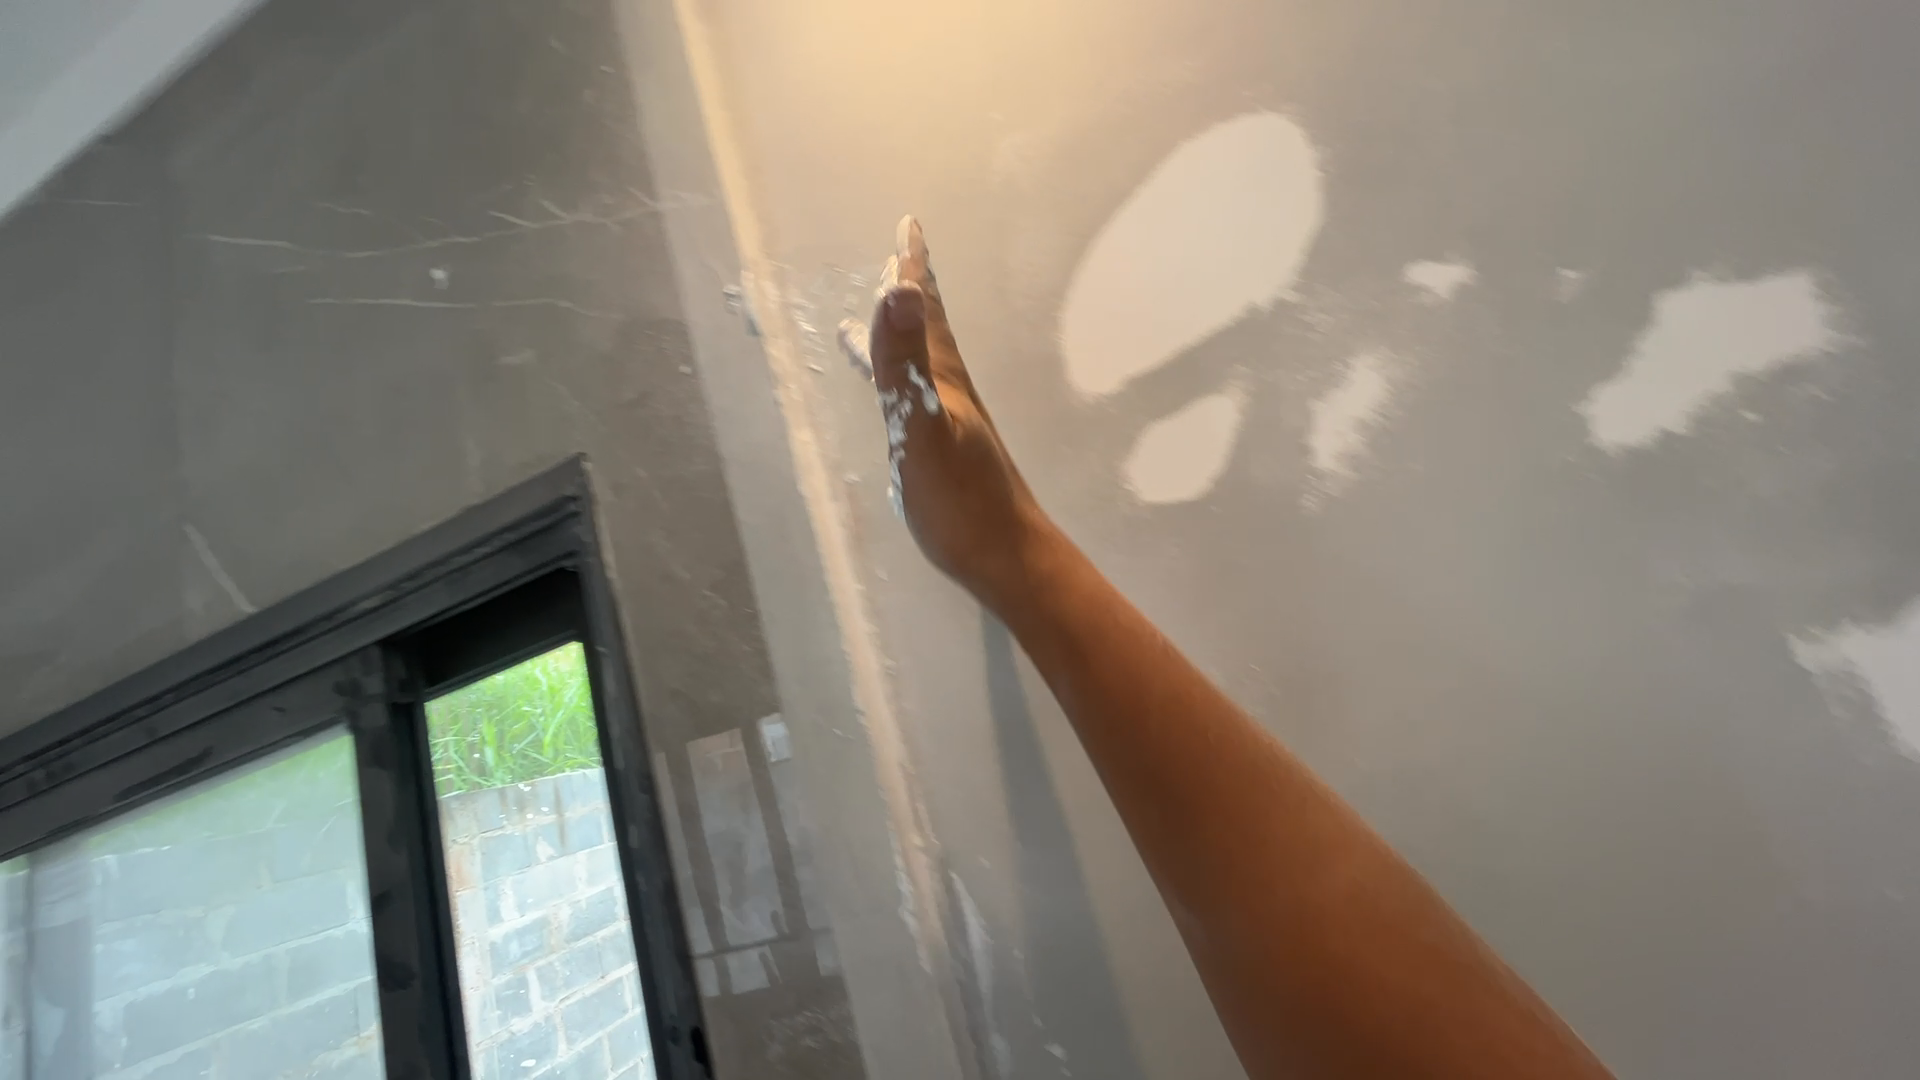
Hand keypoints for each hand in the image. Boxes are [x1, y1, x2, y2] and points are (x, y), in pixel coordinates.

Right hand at [839, 217, 1053, 603]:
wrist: (1006, 556)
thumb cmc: (960, 504)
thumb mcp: (926, 431)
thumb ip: (907, 367)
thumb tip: (899, 291)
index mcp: (945, 380)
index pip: (926, 313)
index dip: (914, 270)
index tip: (908, 227)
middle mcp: (951, 393)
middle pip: (930, 330)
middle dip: (912, 291)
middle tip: (899, 259)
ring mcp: (950, 424)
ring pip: (924, 362)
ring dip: (906, 333)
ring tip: (880, 315)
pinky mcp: (945, 452)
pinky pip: (917, 397)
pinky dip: (901, 381)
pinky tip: (896, 398)